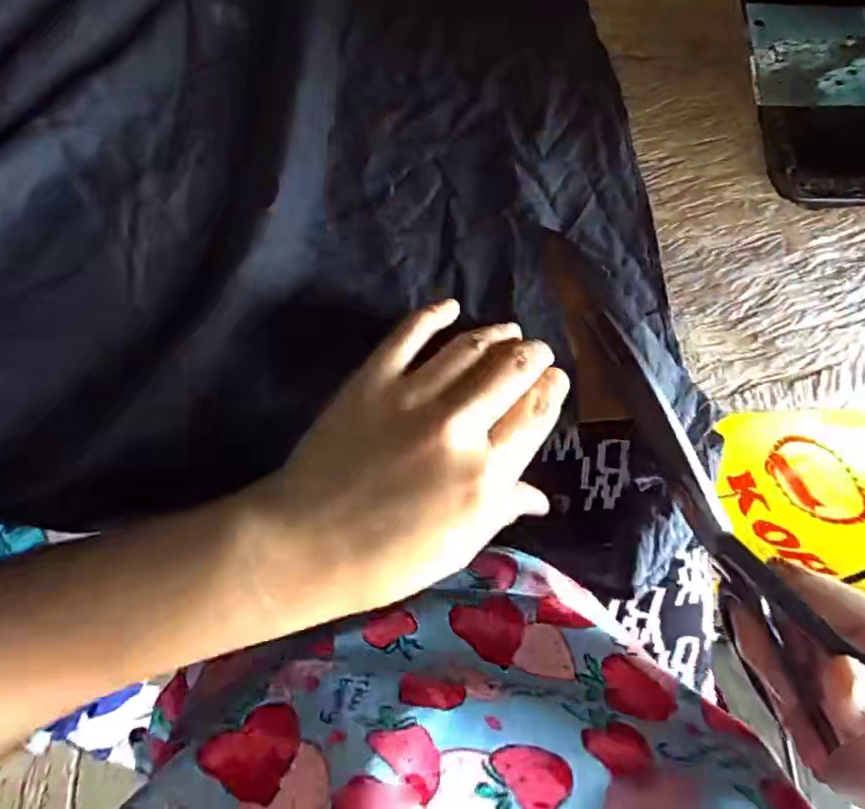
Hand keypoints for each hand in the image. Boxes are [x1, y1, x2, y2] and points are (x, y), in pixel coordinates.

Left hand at [242, 299, 568, 620]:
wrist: (308, 539)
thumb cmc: (386, 558)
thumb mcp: (456, 546)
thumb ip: (499, 510)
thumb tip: (538, 496)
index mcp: (485, 477)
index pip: (534, 416)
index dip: (551, 390)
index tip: (556, 377)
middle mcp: (458, 429)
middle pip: (510, 373)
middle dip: (532, 354)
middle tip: (536, 348)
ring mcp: (412, 398)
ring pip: (468, 348)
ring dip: (494, 333)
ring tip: (506, 330)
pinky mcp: (372, 379)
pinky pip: (409, 334)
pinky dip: (432, 314)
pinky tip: (449, 306)